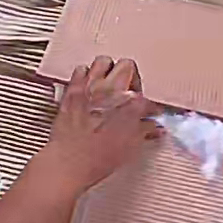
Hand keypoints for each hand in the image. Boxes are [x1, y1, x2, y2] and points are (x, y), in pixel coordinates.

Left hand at [33, 57, 163, 195]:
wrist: (70, 161)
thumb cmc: (98, 156)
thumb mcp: (131, 145)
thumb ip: (145, 130)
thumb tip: (152, 127)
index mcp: (130, 102)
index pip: (146, 97)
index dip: (149, 107)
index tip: (148, 113)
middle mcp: (111, 90)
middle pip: (127, 66)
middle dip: (131, 77)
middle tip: (130, 90)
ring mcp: (90, 87)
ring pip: (103, 61)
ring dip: (108, 70)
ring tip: (110, 83)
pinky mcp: (73, 90)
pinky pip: (80, 70)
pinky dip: (85, 75)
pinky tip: (88, 85)